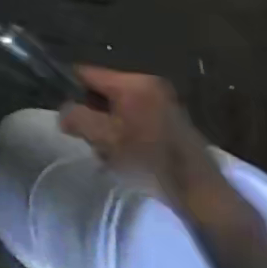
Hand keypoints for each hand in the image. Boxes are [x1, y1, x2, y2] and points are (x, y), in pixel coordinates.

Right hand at [59, 66, 246, 228]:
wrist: (202, 194)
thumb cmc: (149, 159)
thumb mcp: (102, 137)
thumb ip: (74, 116)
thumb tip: (64, 112)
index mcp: (133, 82)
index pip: (84, 73)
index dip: (67, 89)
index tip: (65, 111)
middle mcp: (150, 84)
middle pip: (100, 89)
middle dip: (90, 110)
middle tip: (91, 134)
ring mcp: (165, 102)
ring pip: (116, 104)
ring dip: (107, 122)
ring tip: (110, 147)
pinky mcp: (172, 120)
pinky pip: (134, 114)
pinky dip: (125, 128)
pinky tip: (127, 151)